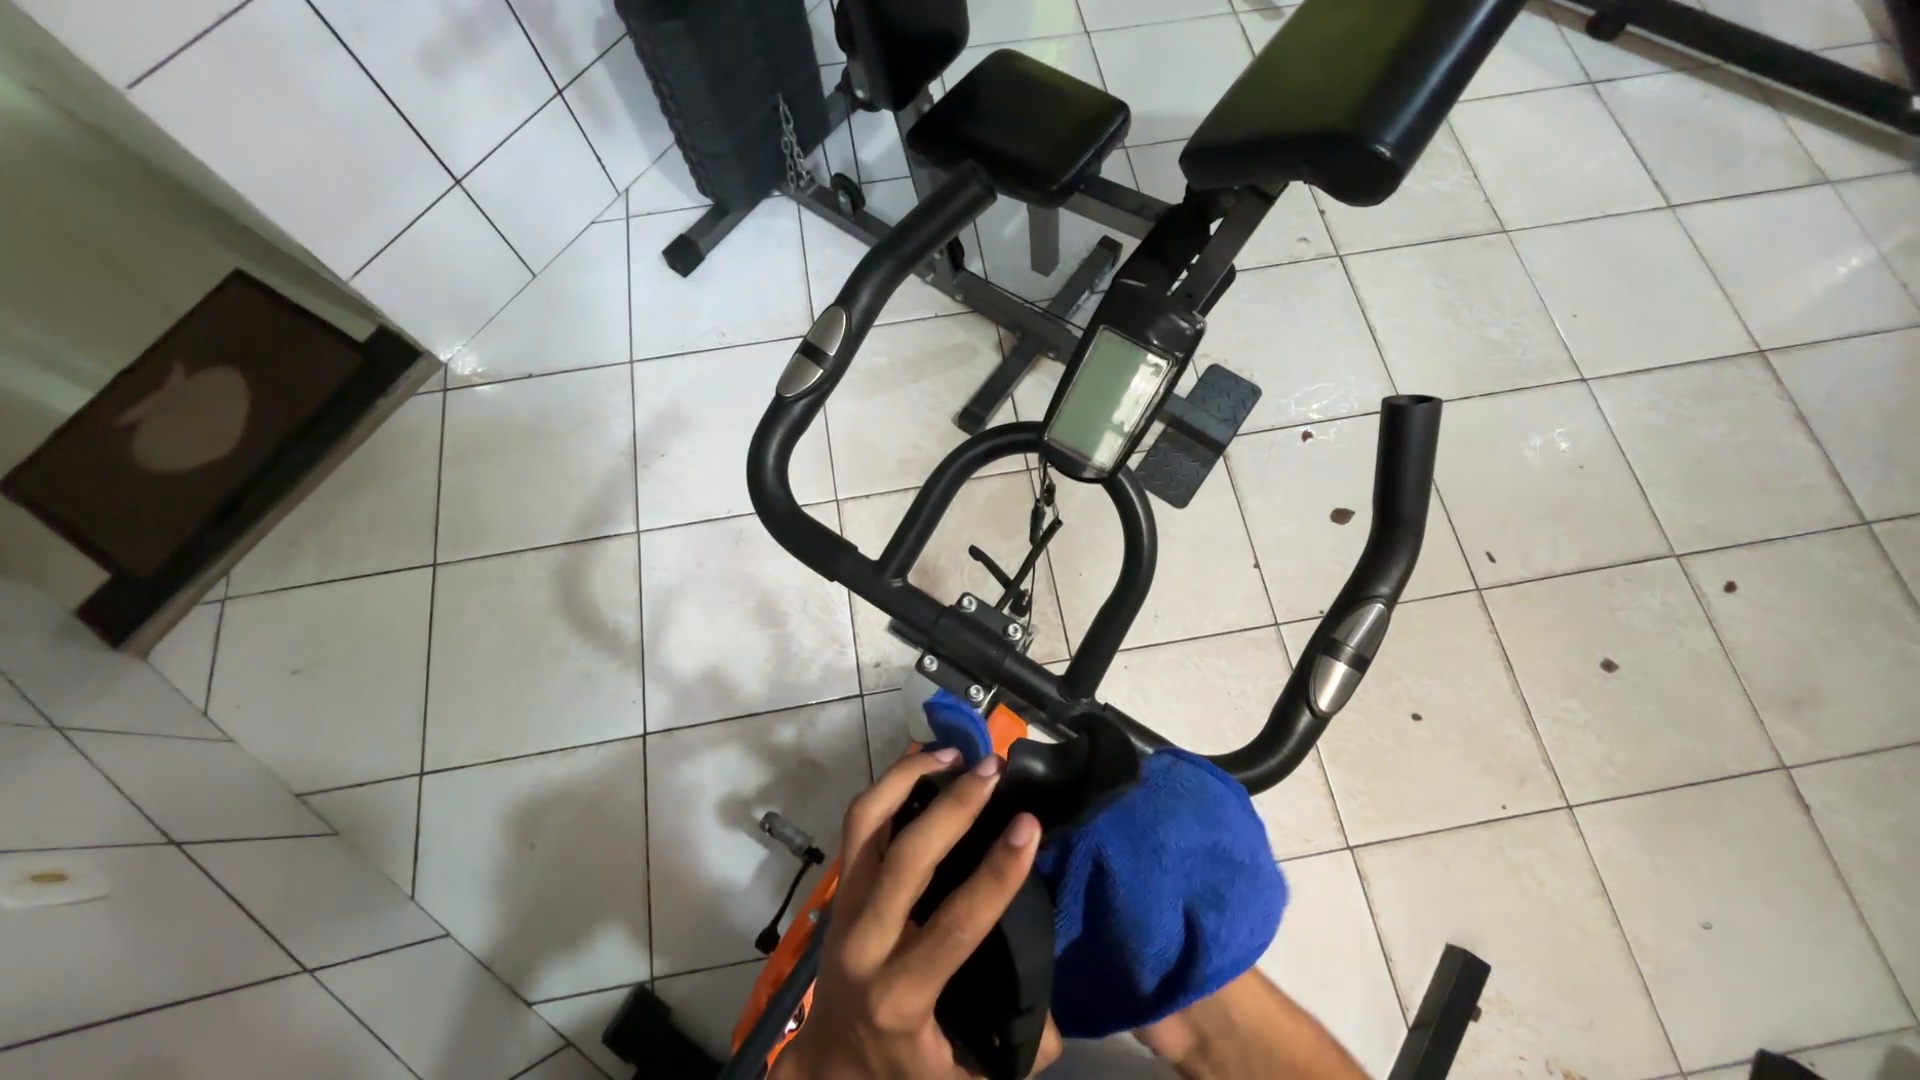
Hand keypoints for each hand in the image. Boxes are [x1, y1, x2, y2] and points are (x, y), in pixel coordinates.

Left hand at [773, 748, 1062, 1078]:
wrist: (828, 1069)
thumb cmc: (903, 1071)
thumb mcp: (964, 1077)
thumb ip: (1017, 1043)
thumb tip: (1054, 1003)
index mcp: (900, 995)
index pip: (954, 924)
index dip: (995, 873)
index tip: (1028, 825)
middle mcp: (864, 943)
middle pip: (904, 859)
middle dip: (954, 807)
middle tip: (994, 769)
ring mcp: (844, 910)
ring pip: (866, 826)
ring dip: (908, 779)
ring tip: (952, 752)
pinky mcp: (839, 891)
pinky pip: (858, 827)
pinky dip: (888, 787)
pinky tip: (920, 765)